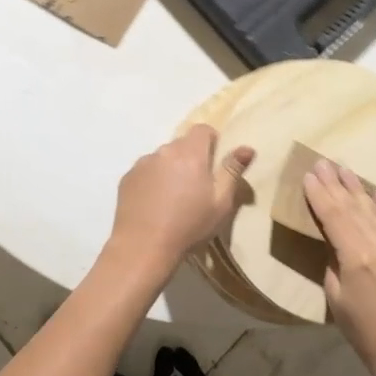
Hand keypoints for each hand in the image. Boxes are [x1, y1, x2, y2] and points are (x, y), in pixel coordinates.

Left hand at [109, 125, 254, 272]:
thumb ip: (232, 171)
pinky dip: (152, 180)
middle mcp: (164, 151)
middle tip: (196, 186)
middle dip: (191, 158)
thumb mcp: (220, 202)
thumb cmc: (188, 225)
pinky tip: (154, 204)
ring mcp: (142, 163)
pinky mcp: (127, 177)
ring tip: (173, 198)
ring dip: (171, 169)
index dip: (211, 141)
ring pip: (162, 158)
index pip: (202, 129)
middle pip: (182, 144)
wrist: (143, 246)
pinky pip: (146, 171)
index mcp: (190, 153)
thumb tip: (247, 147)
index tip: (214, 164)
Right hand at [305, 159, 375, 375]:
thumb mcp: (335, 296)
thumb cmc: (363, 331)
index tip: (309, 175)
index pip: (334, 216)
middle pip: (353, 207)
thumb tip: (334, 238)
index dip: (320, 194)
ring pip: (374, 211)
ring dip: (357, 188)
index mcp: (356, 257)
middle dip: (335, 184)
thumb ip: (333, 261)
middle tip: (323, 161)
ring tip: (344, 169)